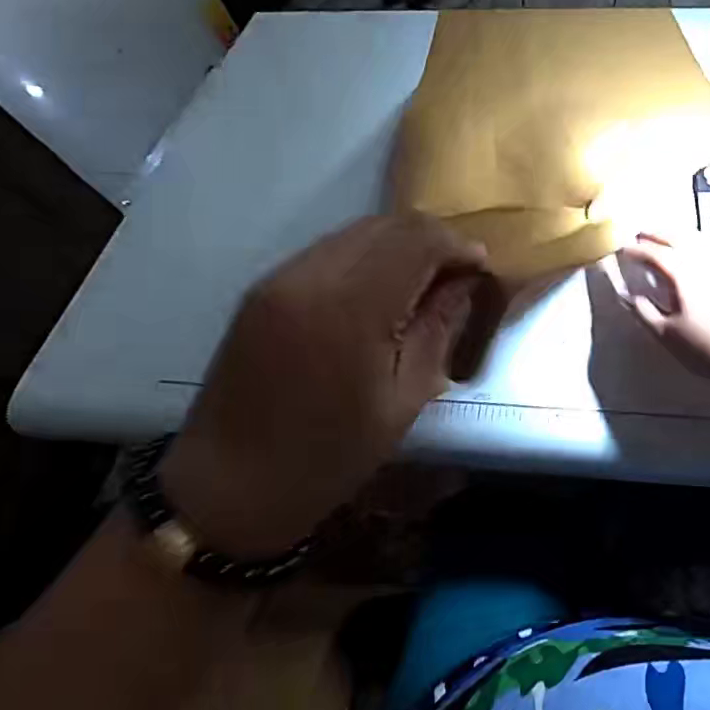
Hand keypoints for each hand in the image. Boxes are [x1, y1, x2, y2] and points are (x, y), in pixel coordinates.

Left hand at [161, 214, 487, 555]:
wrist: (229, 485)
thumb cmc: (329, 456)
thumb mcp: (402, 400)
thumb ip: (437, 329)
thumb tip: (464, 283)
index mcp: (350, 309)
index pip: (416, 240)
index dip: (456, 244)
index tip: (480, 268)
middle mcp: (310, 276)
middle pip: (386, 224)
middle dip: (431, 239)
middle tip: (457, 275)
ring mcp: (279, 278)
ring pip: (355, 231)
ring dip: (398, 245)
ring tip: (422, 282)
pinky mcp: (263, 288)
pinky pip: (328, 251)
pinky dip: (365, 257)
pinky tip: (379, 291)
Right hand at [603, 233, 709, 394]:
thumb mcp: (667, 335)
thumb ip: (643, 311)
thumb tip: (629, 295)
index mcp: (681, 270)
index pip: (650, 251)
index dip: (633, 249)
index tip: (622, 250)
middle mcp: (704, 259)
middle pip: (676, 236)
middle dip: (655, 235)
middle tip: (641, 237)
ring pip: (698, 240)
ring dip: (678, 238)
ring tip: (667, 244)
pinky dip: (700, 249)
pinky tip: (700, 262)